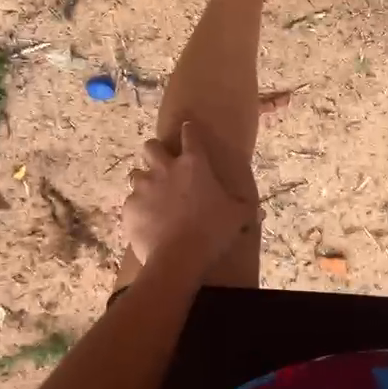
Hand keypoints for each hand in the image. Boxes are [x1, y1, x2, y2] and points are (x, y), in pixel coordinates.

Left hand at [122, 122, 253, 270]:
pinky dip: (137, 210)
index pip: (190, 135)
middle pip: (151, 146)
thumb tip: (258, 211)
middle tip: (163, 166)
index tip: (188, 130)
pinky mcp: (129, 207)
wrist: (177, 259)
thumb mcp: (237, 217)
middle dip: (155, 151)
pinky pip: (130, 203)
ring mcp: (144, 187)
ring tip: (152, 198)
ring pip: (136, 174)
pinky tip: (146, 224)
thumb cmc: (211, 231)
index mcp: (193, 164)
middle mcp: (165, 168)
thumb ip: (244, 209)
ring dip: (144, 182)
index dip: (189, 131)